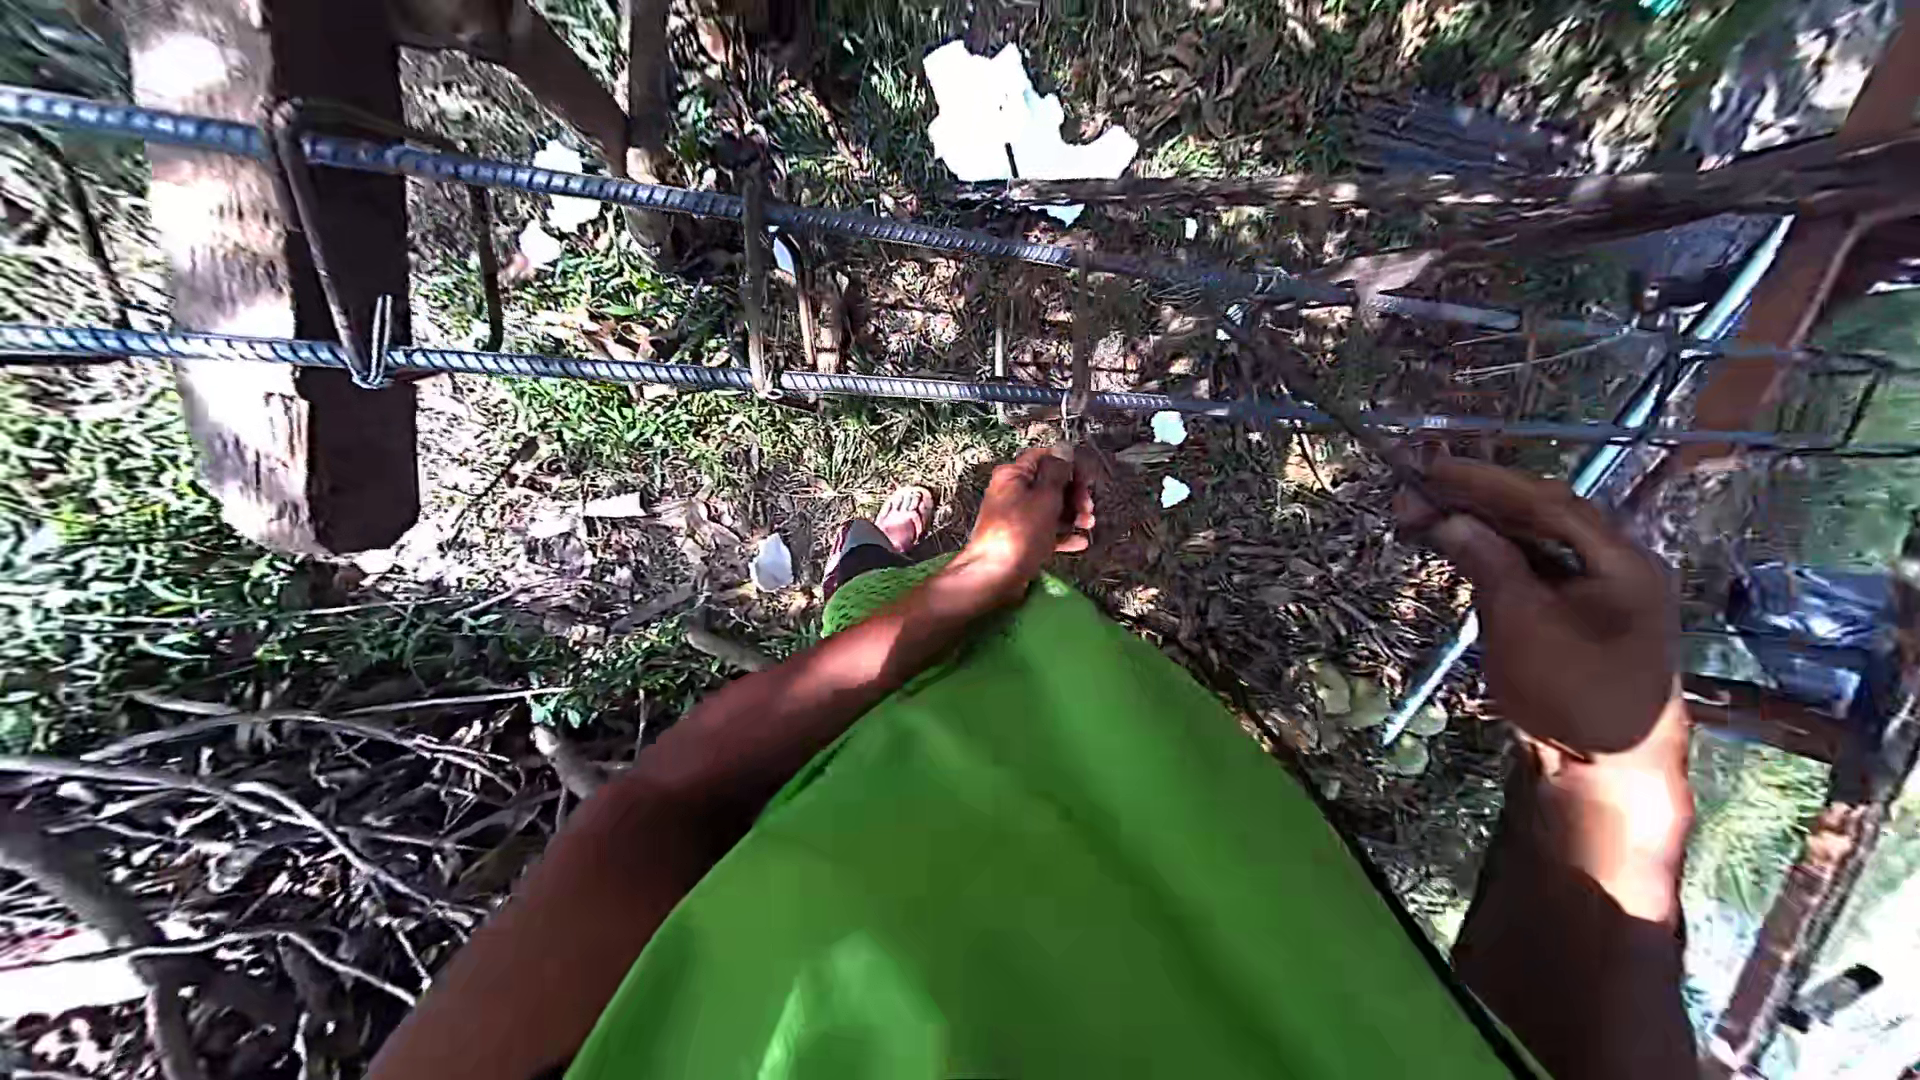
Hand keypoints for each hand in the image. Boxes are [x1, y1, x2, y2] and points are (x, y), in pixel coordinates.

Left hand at [946, 446, 1095, 605]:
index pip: (1046, 457)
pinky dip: (1062, 534)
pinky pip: (1046, 530)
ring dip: (1072, 515)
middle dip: (1074, 494)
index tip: (1086, 482)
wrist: (994, 577)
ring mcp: (1016, 516)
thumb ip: (1057, 472)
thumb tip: (1064, 448)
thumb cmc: (1020, 533)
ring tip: (1087, 526)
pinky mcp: (1021, 539)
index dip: (1069, 466)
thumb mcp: (1044, 497)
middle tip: (1087, 509)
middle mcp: (1012, 491)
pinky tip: (1079, 543)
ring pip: (1051, 508)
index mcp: (1013, 474)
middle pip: (1051, 483)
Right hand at [1403, 460, 1678, 757]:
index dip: (1485, 481)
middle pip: (1537, 511)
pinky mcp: (1567, 601)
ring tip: (1417, 510)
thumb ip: (1489, 563)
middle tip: (1412, 488)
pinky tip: (1450, 537)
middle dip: (1473, 497)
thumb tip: (1447, 518)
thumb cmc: (1570, 693)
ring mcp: (1590, 581)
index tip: (1431, 467)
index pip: (1546, 502)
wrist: (1603, 762)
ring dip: (1473, 519)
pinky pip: (1523, 558)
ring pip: (1526, 534)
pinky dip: (1483, 546)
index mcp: (1620, 560)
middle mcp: (1611, 560)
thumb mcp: (1522, 624)